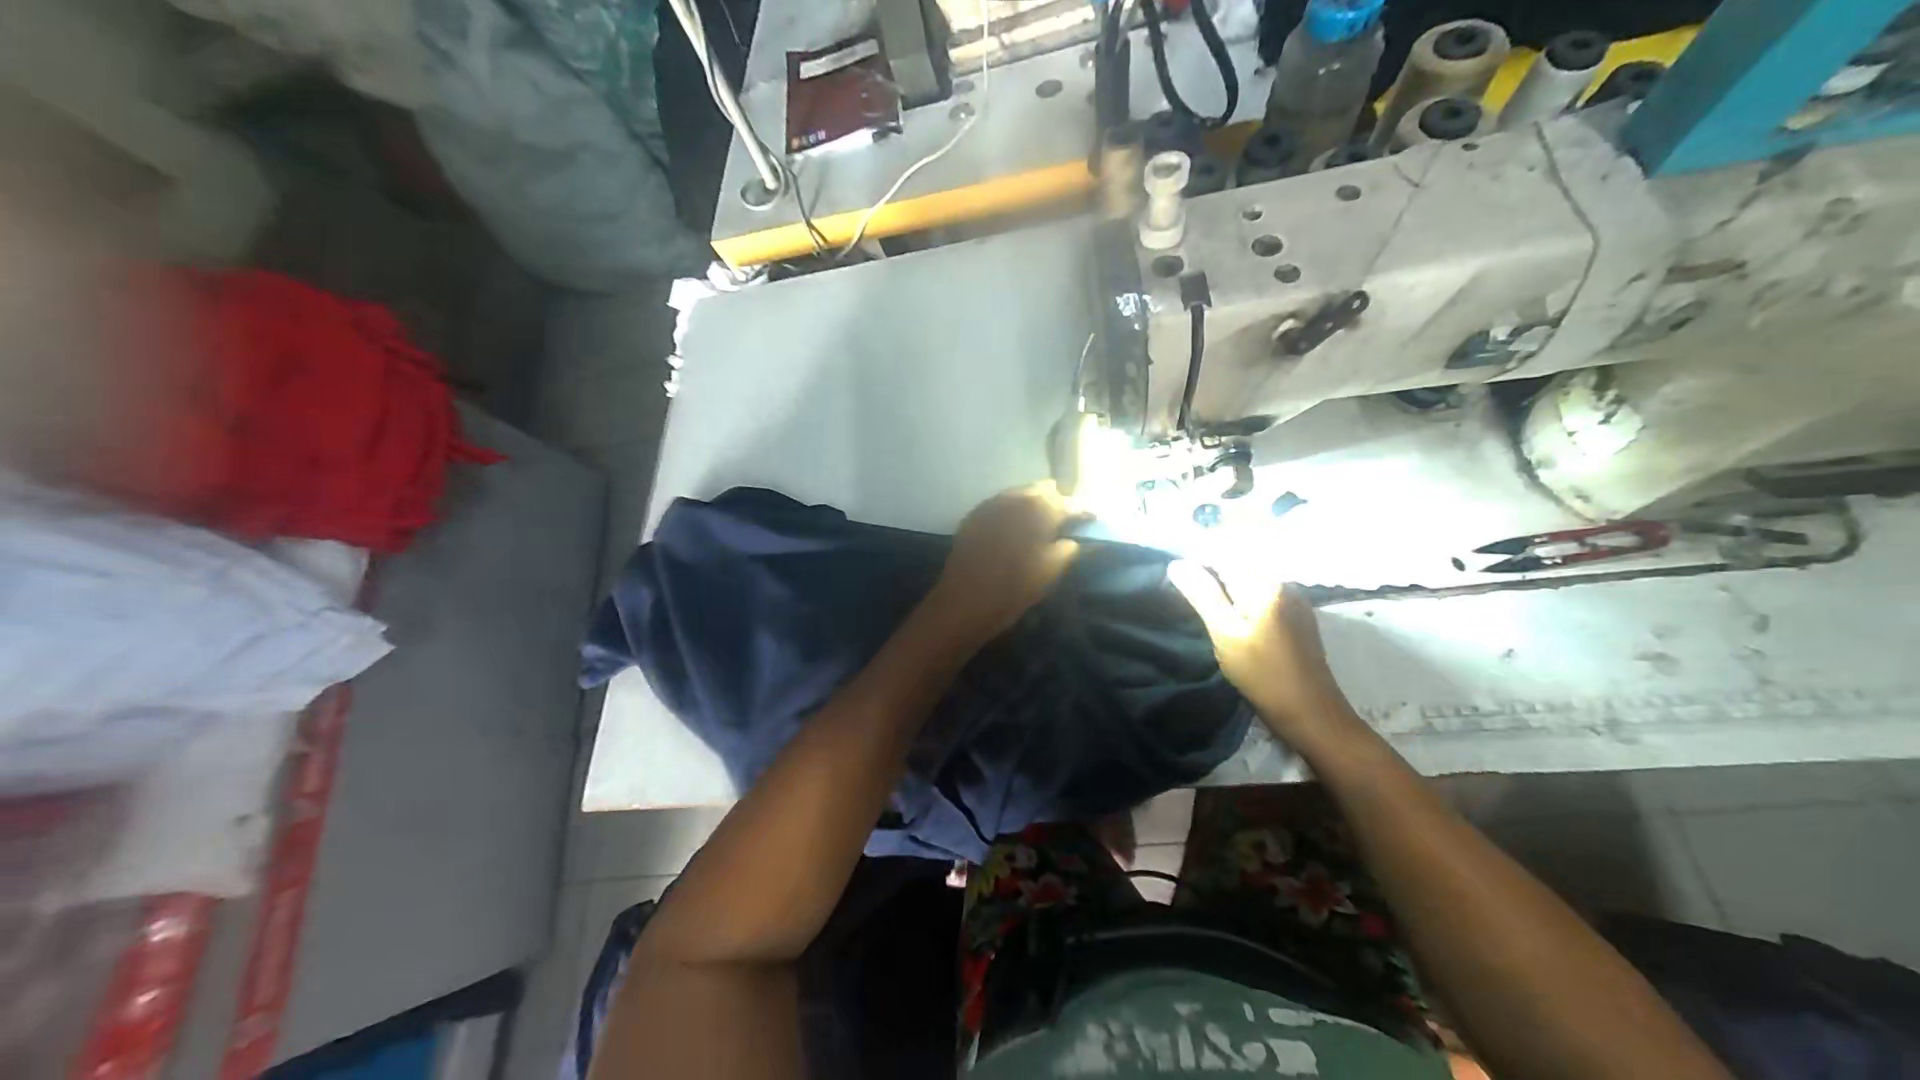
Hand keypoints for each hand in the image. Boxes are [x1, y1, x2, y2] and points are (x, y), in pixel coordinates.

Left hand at [928, 483, 1079, 643]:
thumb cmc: (1015, 588)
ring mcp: (991, 504)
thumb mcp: (1051, 570)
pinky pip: (1000, 504)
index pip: (1071, 504)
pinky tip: (1015, 525)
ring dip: (1033, 503)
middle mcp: (1016, 497)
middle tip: (1066, 520)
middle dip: (1057, 502)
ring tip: (1042, 521)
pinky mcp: (974, 516)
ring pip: (1021, 494)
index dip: (1084, 512)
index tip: (1093, 520)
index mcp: (1040, 508)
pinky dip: (1012, 510)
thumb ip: (1071, 549)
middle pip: (1044, 491)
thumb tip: (1082, 539)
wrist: (965, 601)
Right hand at [1167, 561, 1357, 744]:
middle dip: (1210, 570)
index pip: (1224, 553)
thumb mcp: (1224, 633)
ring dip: (1225, 584)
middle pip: (1239, 563)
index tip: (1175, 574)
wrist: (1310, 712)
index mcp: (1266, 582)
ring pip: (1250, 578)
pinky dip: (1242, 596)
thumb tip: (1178, 564)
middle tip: (1184, 588)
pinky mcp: (1297, 615)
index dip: (1196, 560)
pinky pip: (1262, 592)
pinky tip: (1229, 613)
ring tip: (1201, 599)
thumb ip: (1202, 594)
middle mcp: (1284, 582)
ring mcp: (1294, 598)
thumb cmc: (1262, 674)